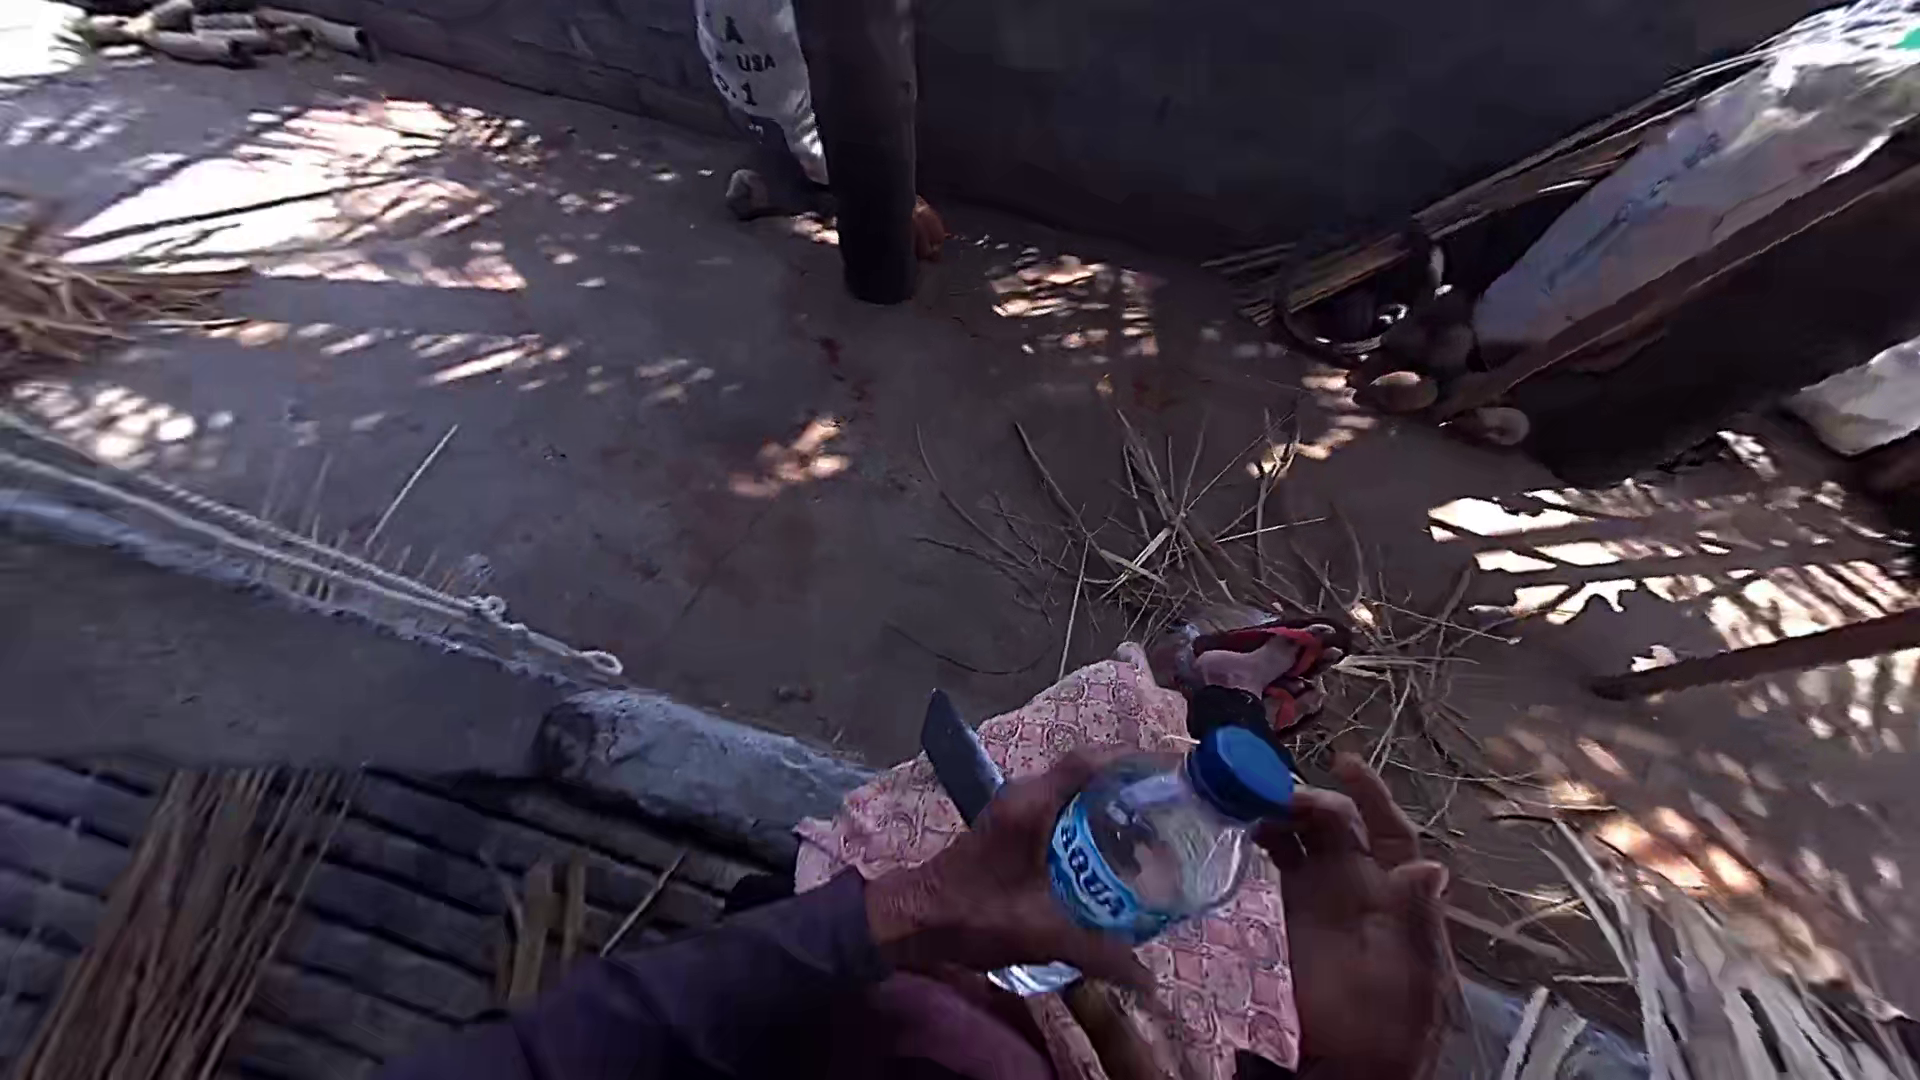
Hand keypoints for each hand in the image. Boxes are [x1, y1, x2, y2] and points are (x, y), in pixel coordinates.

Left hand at [863, 752, 1150, 988]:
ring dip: (1105, 802)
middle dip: (1125, 784)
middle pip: (1083, 772)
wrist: (919, 916)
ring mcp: (1016, 805)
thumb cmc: (976, 913)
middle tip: (1167, 807)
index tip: (1165, 769)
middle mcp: (1025, 794)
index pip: (1085, 762)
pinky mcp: (1012, 822)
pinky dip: (1086, 817)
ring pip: (1070, 789)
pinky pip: (1059, 805)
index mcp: (1032, 804)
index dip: (1127, 759)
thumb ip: (1098, 952)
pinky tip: (1108, 851)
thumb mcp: (1042, 933)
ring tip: (1148, 830)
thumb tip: (1149, 979)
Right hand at [1258, 754, 1452, 1079]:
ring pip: (1306, 832)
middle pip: (1340, 824)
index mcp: (1397, 897)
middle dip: (1312, 801)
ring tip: (1255, 804)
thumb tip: (1430, 867)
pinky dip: (1267, 832)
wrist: (1339, 1064)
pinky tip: (1247, 827)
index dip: (1371, 795)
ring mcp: (1325, 889)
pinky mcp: (1293, 898)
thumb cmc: (1383, 1028)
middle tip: (1278, 796)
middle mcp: (1362, 883)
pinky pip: (1281, 851)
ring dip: (1285, 810)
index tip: (1344, 763)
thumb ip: (1414, 922)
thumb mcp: (1410, 980)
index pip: (1390, 833)